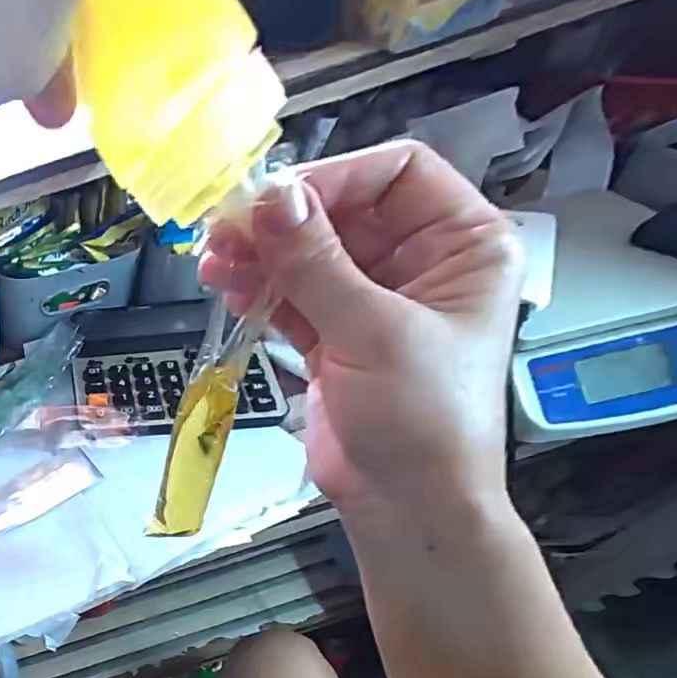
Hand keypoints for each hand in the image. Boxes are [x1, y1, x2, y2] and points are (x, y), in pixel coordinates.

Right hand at [198, 142, 523, 524]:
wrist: (403, 502)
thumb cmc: (420, 420)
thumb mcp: (373, 332)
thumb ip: (318, 265)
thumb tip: (271, 201)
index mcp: (460, 245)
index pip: (395, 175)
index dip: (332, 181)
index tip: (272, 201)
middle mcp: (417, 266)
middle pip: (340, 217)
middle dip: (281, 225)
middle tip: (224, 234)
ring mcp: (369, 305)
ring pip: (308, 259)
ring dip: (261, 259)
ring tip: (216, 266)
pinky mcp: (333, 340)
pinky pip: (292, 300)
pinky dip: (262, 294)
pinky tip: (234, 292)